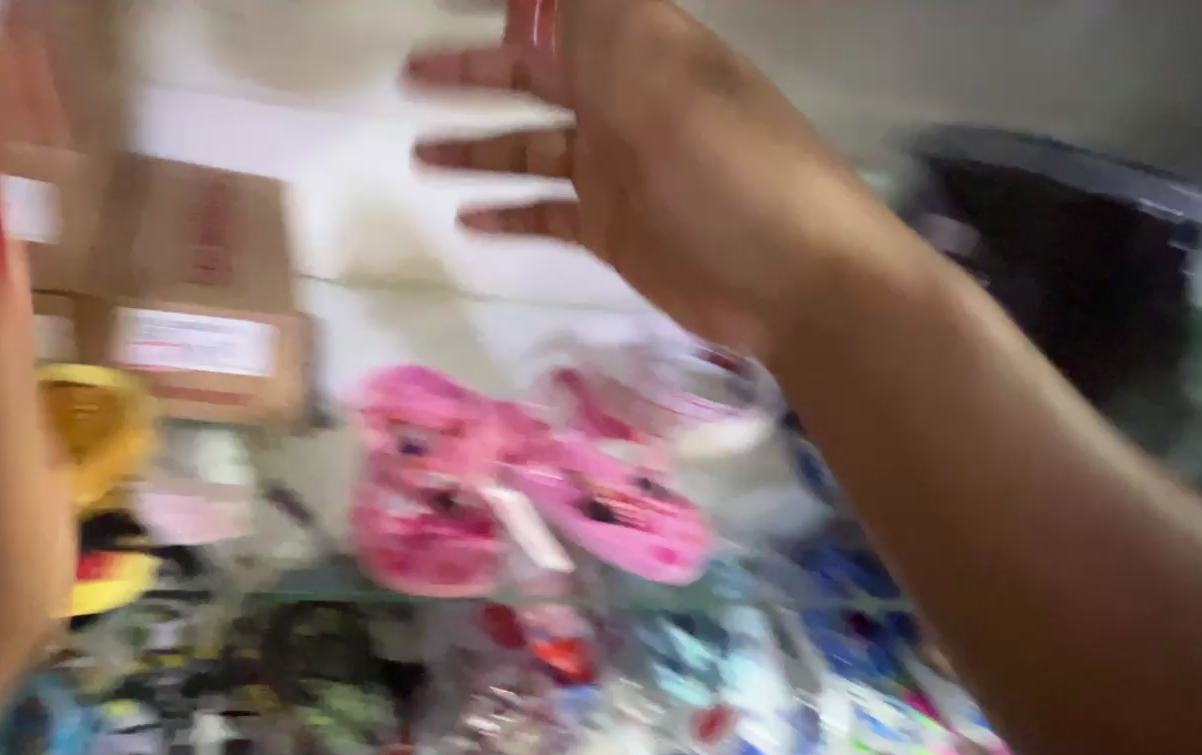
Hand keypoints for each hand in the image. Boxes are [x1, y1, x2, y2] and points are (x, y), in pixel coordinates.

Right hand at [407, 0, 919, 351]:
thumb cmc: (734, 174)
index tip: (457, 3)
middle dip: (472, 73)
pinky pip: (544, 214)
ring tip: (419, 155)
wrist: (788, 280)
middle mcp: (621, 102)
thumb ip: (597, 25)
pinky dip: (507, 214)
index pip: (563, 11)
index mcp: (641, 50)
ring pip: (528, 149)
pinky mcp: (608, 229)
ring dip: (475, 148)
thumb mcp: (664, 83)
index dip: (519, 5)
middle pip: (534, 76)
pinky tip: (466, 219)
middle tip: (412, 75)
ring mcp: (612, 171)